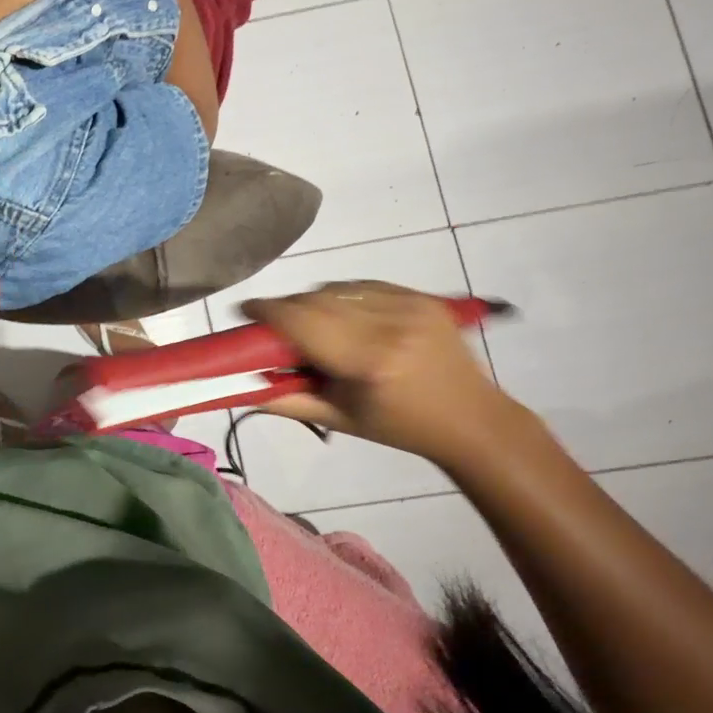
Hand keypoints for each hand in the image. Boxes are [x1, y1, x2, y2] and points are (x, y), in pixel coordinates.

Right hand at [240, 282, 533, 466]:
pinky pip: (362, 285)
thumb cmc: (399, 427)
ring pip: (336, 289)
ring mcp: (409, 306)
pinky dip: (342, 296)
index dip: (267, 311)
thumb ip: (283, 399)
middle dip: (286, 308)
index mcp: (368, 362)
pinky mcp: (422, 297)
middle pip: (315, 300)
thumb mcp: (337, 420)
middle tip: (272, 325)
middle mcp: (389, 326)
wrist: (474, 420)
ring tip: (311, 324)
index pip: (302, 321)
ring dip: (313, 302)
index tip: (244, 310)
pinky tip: (343, 316)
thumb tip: (238, 382)